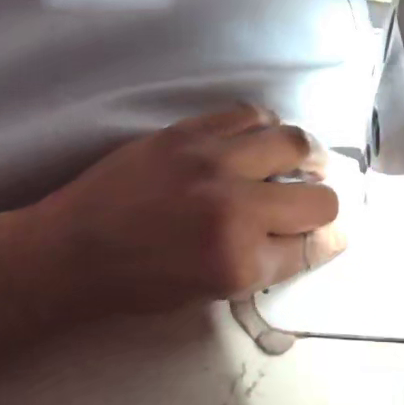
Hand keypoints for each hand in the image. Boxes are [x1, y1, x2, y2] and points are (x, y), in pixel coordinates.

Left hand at [10, 104, 345, 317]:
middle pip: (318, 198)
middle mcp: (235, 209)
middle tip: (313, 199)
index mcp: (239, 262)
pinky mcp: (189, 133)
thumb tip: (312, 237)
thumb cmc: (140, 283)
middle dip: (325, 204)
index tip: (330, 235)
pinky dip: (265, 127)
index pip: (313, 247)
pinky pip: (249, 114)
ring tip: (300, 161)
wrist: (73, 249)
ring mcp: (212, 163)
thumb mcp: (210, 290)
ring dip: (305, 156)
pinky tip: (258, 139)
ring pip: (293, 142)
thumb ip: (266, 264)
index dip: (328, 242)